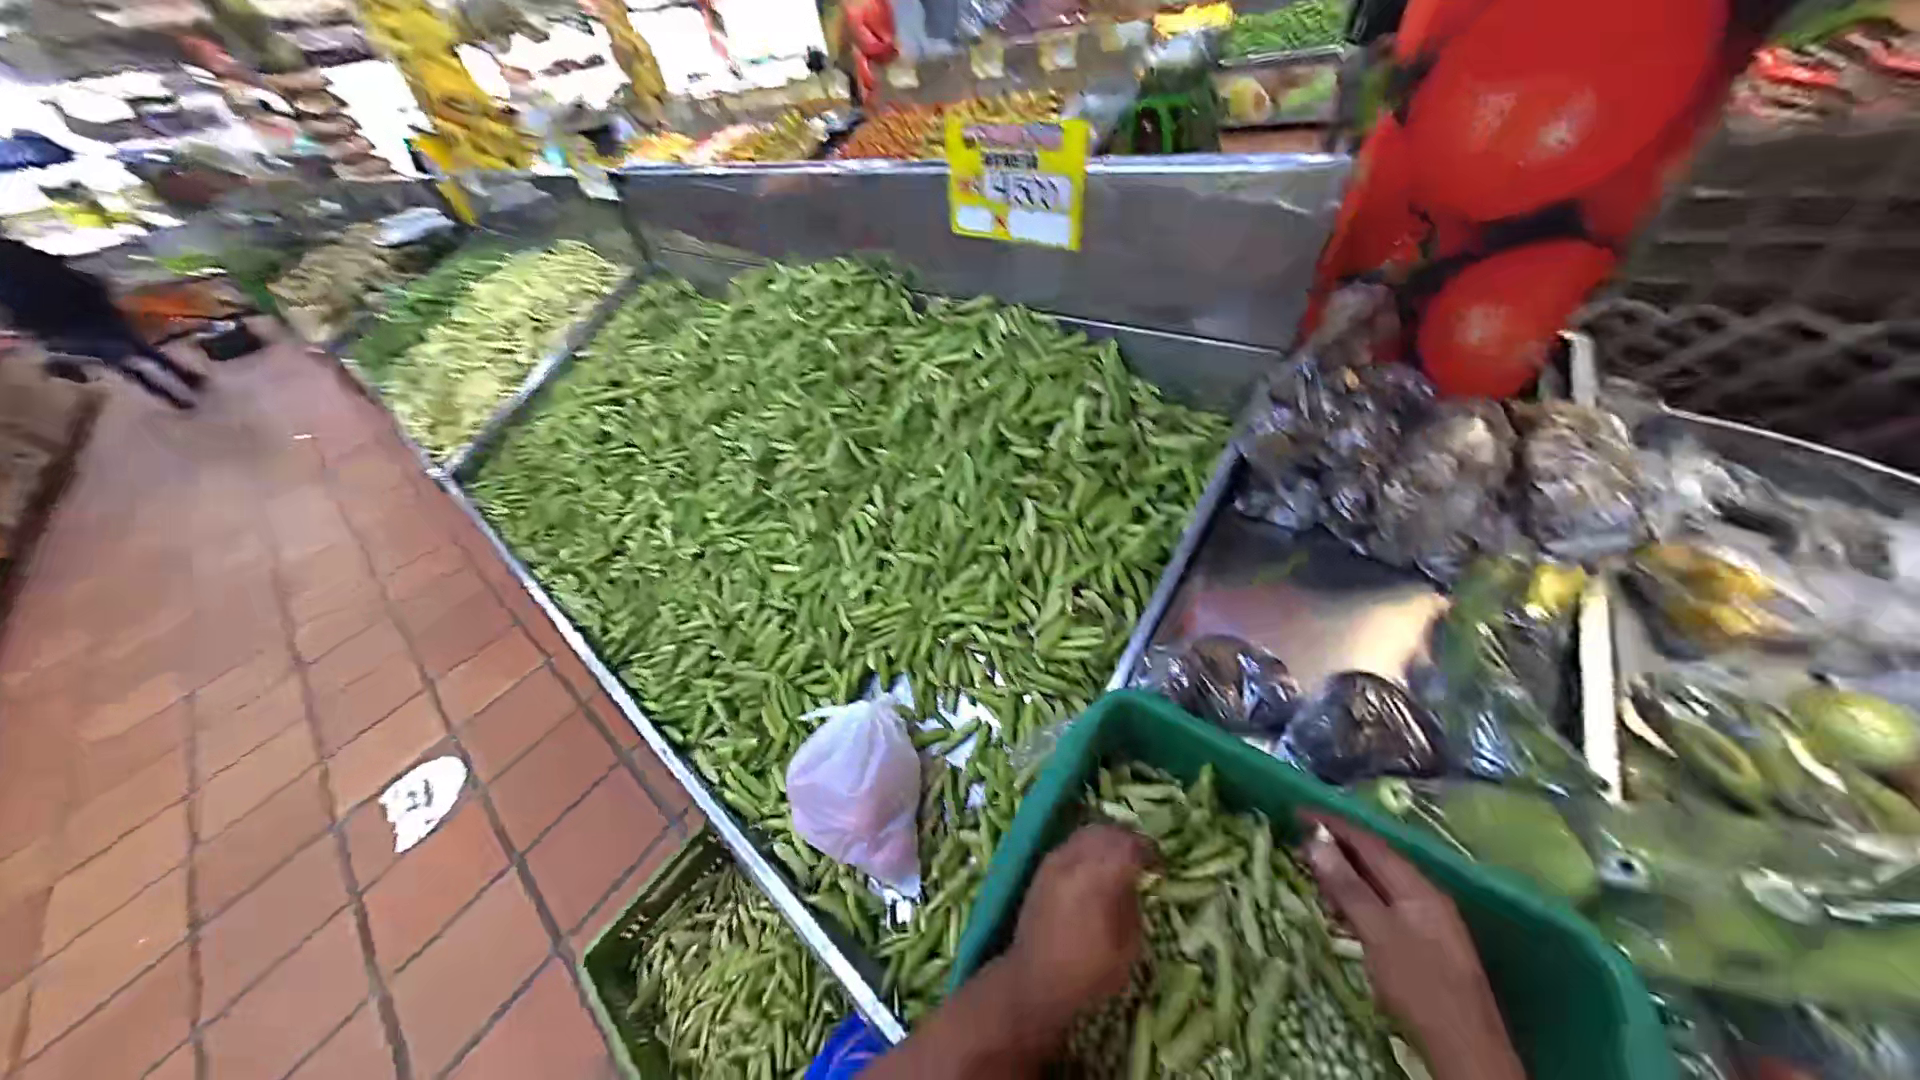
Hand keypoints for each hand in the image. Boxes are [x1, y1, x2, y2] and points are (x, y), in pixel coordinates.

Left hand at [1002, 823, 1156, 1034]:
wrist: (1035, 979)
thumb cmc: (1088, 972)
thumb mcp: (1127, 946)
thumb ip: (1132, 904)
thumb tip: (1134, 882)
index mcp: (1100, 877)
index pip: (1130, 845)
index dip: (1150, 851)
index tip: (1160, 866)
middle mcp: (1076, 859)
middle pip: (1109, 832)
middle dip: (1130, 840)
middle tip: (1143, 858)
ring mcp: (1056, 859)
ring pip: (1088, 831)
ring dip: (1108, 838)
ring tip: (1120, 857)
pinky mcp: (1043, 865)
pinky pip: (1072, 842)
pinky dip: (1089, 844)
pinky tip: (1096, 863)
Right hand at [1301, 814, 1525, 1079]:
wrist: (1467, 1053)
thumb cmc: (1420, 987)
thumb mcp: (1377, 932)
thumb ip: (1346, 885)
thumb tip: (1314, 839)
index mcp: (1418, 888)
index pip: (1369, 842)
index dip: (1332, 824)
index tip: (1296, 812)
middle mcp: (1425, 897)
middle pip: (1374, 859)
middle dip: (1335, 846)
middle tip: (1296, 841)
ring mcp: (1426, 921)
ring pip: (1377, 882)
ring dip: (1343, 872)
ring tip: (1309, 870)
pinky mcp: (1420, 944)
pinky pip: (1381, 904)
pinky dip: (1354, 897)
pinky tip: (1337, 907)